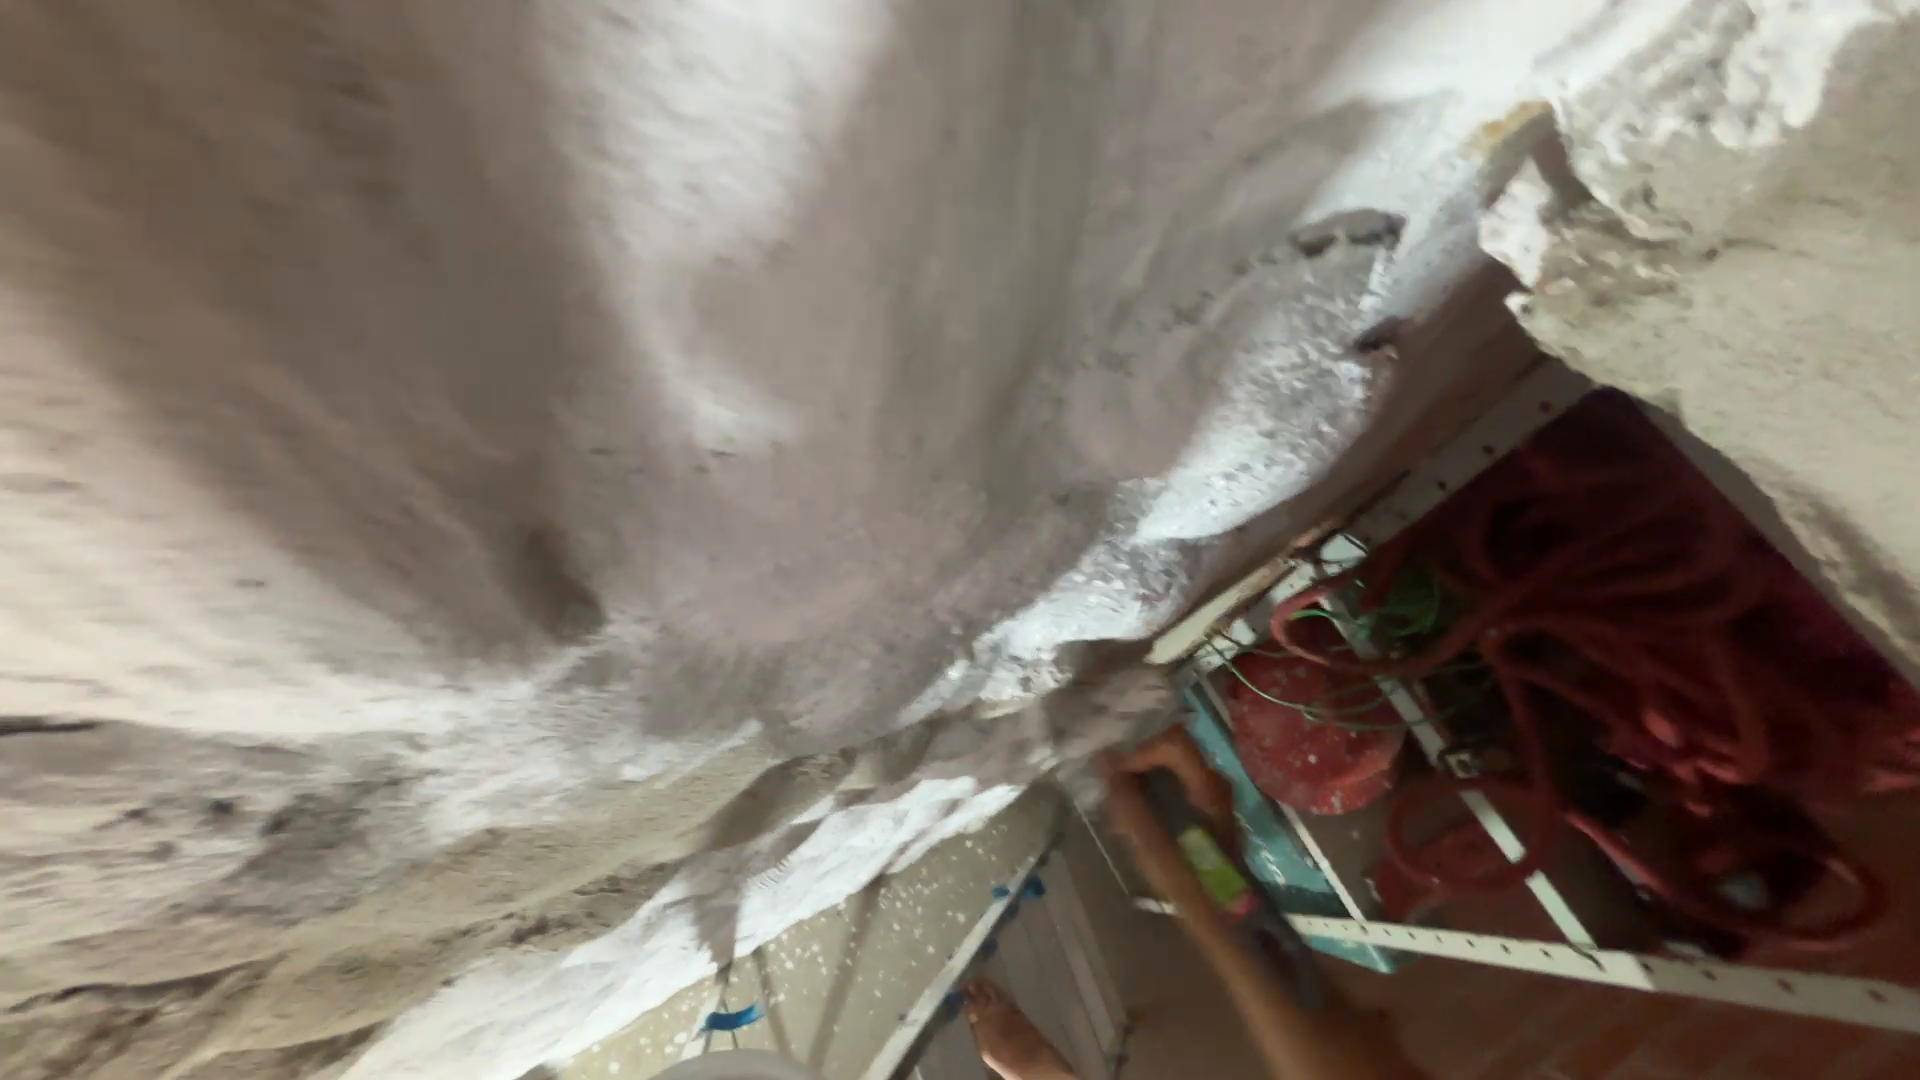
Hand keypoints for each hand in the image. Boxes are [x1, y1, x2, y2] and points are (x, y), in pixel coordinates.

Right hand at [1100, 727, 1237, 917]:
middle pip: (1170, 750)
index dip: (1138, 750)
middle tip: (1110, 782)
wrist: (1228, 922)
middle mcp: (1214, 782)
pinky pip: (1174, 784)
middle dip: (1136, 762)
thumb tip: (1104, 765)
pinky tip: (1133, 814)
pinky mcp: (1206, 811)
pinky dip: (1151, 790)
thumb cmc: (1190, 883)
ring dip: (1141, 777)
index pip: (1171, 742)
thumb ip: (1128, 801)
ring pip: (1170, 767)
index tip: (1112, 770)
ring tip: (1117, 801)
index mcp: (1207, 785)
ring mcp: (1212, 796)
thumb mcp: (1152, 844)